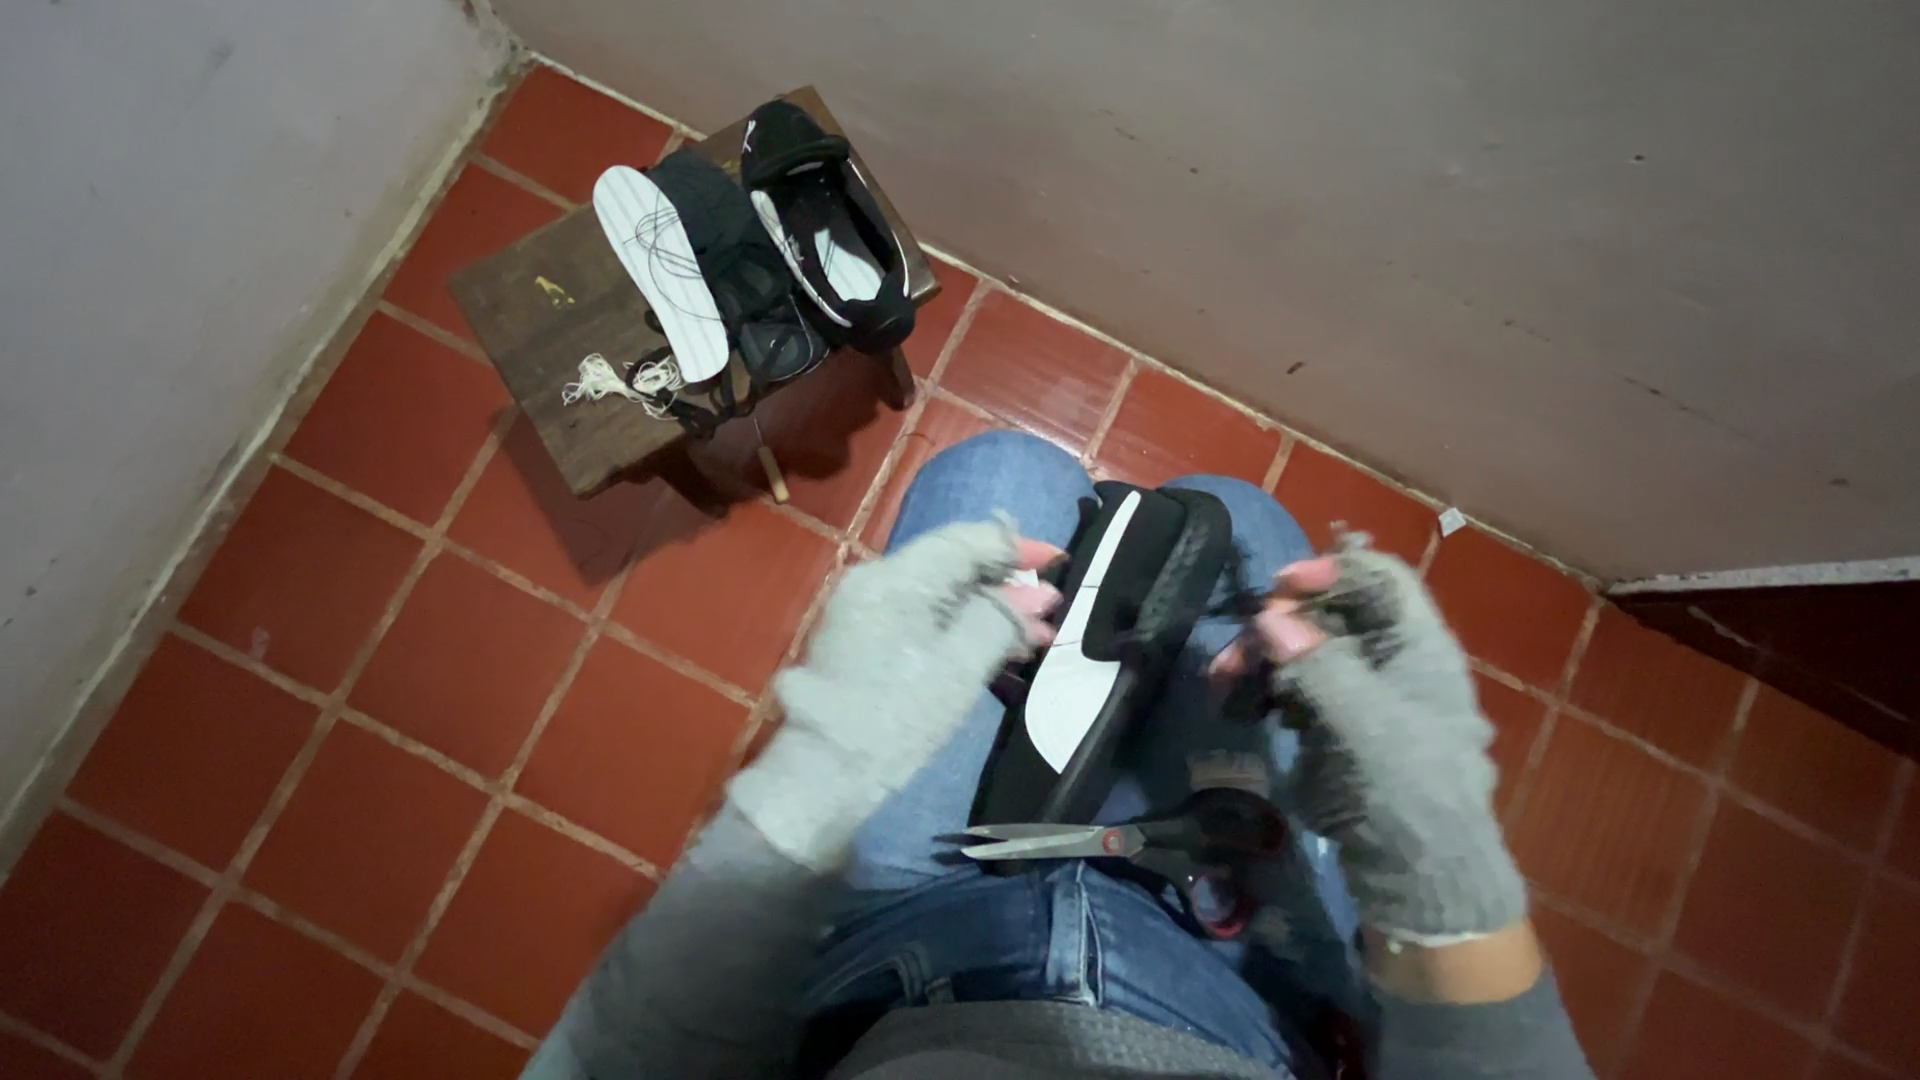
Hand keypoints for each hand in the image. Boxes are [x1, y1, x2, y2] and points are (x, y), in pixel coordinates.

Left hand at [728, 519, 1061, 868]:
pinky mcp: (865, 638)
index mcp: (895, 578)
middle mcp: (876, 581)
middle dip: (1004, 587)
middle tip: (1049, 614)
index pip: (963, 541)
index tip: (1055, 562)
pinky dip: (959, 628)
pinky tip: (995, 649)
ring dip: (987, 612)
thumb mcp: (961, 666)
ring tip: (1034, 639)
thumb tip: (1035, 596)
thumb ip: (1001, 619)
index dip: (1013, 548)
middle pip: (951, 566)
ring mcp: (867, 610)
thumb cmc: (898, 717)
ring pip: (940, 595)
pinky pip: (923, 618)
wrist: (826, 771)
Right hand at [1211, 548, 1525, 941]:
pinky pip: (1290, 684)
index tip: (1280, 587)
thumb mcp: (1368, 724)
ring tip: (1221, 679)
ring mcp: (1357, 690)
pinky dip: (1260, 686)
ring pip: (1300, 647)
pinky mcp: (1331, 720)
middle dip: (1277, 623)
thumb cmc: (1409, 790)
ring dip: (1258, 655)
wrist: (1415, 872)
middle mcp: (1387, 660)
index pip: (1377, 580)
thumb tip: (1269, 618)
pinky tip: (1236, 703)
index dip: (1331, 570)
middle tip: (1240, 646)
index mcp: (1417, 648)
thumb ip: (1320, 666)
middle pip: (1328, 612)